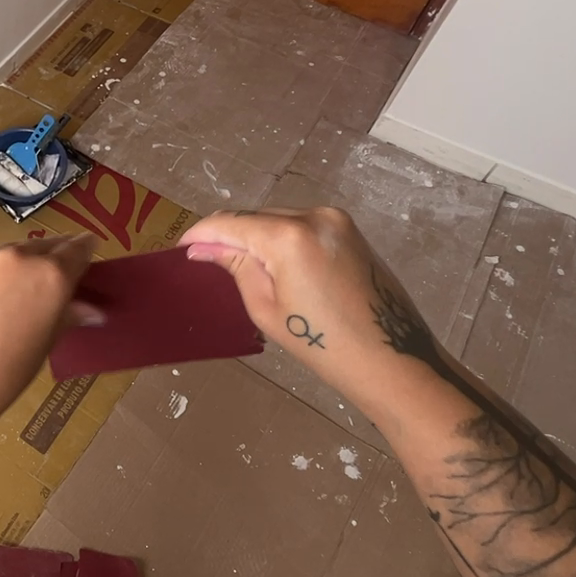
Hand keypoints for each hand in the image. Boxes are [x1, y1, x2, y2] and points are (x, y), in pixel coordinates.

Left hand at [0, 227, 99, 440]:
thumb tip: (93, 312)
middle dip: (55, 251)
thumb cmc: (8, 371)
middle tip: (61, 259)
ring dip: (24, 254)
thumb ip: (67, 317)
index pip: (76, 251)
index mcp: (52, 276)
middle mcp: (20, 258)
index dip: (85, 248)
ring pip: (12, 249)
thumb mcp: (45, 344)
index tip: (90, 245)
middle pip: (44, 246)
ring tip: (29, 264)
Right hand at [179, 207, 411, 367]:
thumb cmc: (323, 345)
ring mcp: (336, 220)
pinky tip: (272, 264)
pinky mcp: (349, 230)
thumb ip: (235, 266)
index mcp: (289, 236)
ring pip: (275, 219)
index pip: (229, 223)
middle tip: (206, 261)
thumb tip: (202, 249)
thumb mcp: (265, 307)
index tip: (181, 249)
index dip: (200, 234)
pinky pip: (299, 225)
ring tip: (238, 265)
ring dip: (253, 237)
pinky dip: (278, 239)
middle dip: (227, 236)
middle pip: (253, 218)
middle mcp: (313, 216)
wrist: (394, 360)